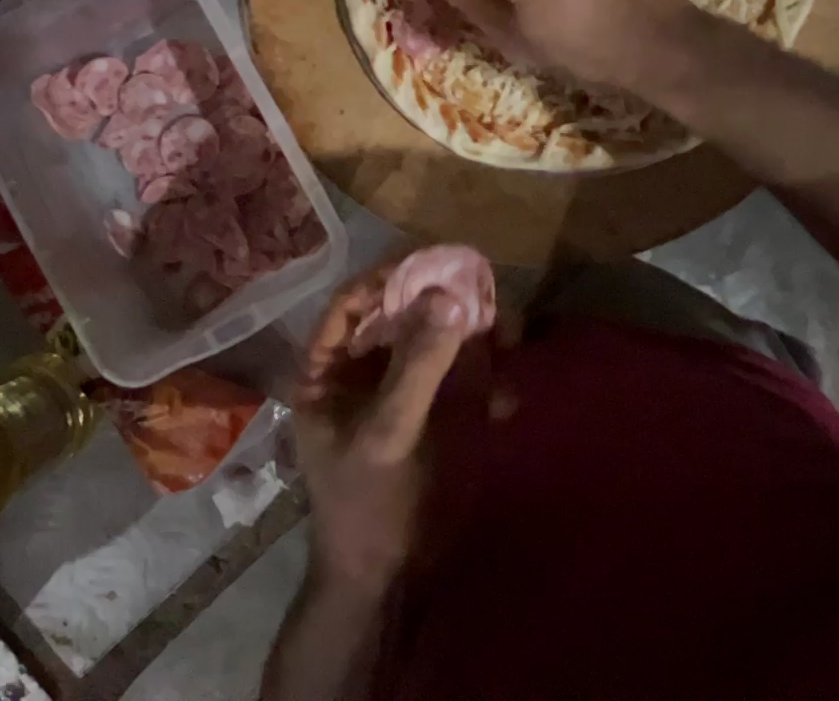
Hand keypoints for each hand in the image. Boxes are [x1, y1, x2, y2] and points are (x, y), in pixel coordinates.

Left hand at [291, 267, 483, 594]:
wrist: (390, 577)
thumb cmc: (368, 503)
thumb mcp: (387, 432)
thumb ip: (416, 367)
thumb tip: (448, 297)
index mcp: (329, 369)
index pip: (352, 304)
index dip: (389, 278)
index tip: (433, 260)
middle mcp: (365, 370)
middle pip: (402, 316)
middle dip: (442, 302)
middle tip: (483, 287)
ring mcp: (405, 391)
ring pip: (439, 342)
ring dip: (474, 335)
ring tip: (510, 334)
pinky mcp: (440, 415)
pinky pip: (466, 380)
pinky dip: (490, 381)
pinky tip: (508, 401)